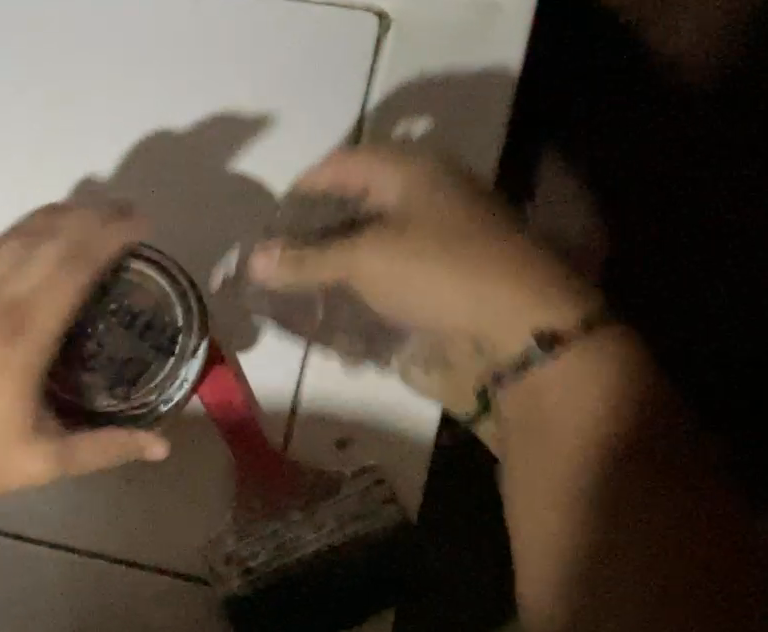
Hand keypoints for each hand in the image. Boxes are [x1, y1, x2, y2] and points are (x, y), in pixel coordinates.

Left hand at [0, 201, 171, 500]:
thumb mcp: (46, 462)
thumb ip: (107, 448)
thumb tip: (164, 446)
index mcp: (21, 337)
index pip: (73, 263)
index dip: (110, 234)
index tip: (142, 224)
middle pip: (48, 238)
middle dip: (92, 217)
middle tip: (127, 214)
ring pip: (14, 236)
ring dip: (56, 218)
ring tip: (91, 216)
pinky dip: (18, 233)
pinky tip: (36, 233)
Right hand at [247, 147, 601, 416]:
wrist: (514, 331)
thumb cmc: (440, 273)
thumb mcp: (364, 260)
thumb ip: (306, 259)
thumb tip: (253, 259)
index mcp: (411, 174)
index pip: (341, 164)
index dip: (301, 188)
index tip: (265, 222)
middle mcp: (422, 201)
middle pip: (351, 209)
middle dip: (309, 236)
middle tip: (270, 262)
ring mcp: (431, 245)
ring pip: (362, 251)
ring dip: (326, 274)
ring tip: (286, 295)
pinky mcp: (433, 287)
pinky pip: (378, 288)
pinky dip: (350, 302)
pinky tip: (323, 321)